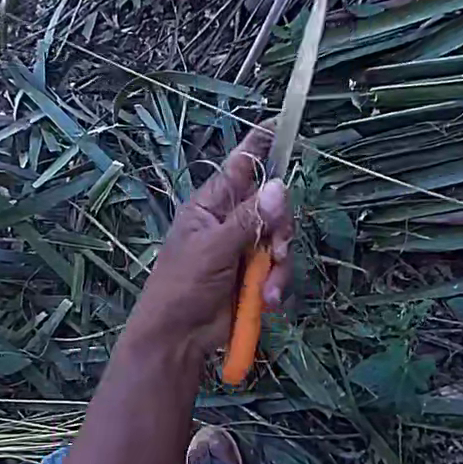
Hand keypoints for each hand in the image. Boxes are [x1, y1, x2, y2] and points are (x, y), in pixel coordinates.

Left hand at [128, 126, 292, 361]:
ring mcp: (245, 250)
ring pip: (281, 241)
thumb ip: (248, 220)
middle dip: (280, 230)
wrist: (178, 338)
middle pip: (274, 206)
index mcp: (212, 206)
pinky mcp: (256, 277)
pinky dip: (276, 286)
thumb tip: (279, 186)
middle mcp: (232, 222)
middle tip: (276, 249)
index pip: (241, 166)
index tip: (284, 125)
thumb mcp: (212, 249)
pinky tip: (266, 302)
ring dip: (278, 267)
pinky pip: (279, 270)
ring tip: (265, 291)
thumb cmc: (181, 286)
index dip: (261, 147)